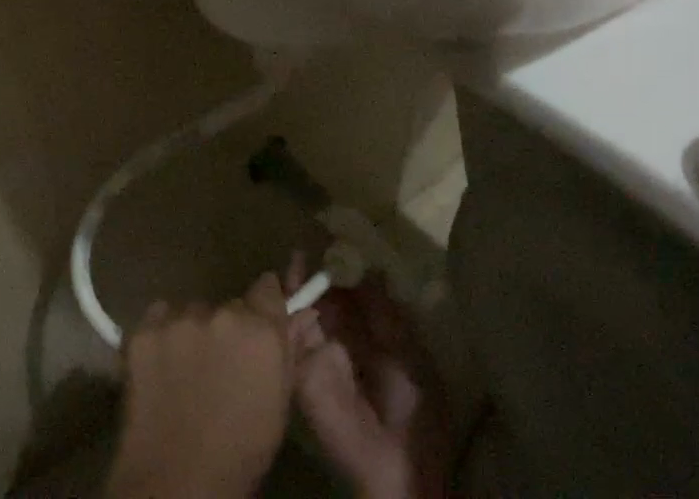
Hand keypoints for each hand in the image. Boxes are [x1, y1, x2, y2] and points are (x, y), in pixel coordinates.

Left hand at [107, 273, 293, 498]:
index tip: (260, 319)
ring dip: (195, 332)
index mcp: (261, 331)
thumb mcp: (279, 403)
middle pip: (229, 305)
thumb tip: (298, 315)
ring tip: (188, 372)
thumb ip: (287, 350)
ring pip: (193, 312)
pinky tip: (163, 367)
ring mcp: (179, 321)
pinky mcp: (143, 332)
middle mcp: (222, 314)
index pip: (267, 289)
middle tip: (222, 364)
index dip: (265, 304)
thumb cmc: (241, 450)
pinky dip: (163, 336)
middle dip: (229, 327)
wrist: (176, 482)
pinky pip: (159, 318)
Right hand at [286, 260, 448, 498]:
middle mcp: (339, 342)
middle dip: (311, 275)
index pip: (345, 295)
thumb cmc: (414, 402)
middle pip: (319, 302)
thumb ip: (384, 310)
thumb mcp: (405, 347)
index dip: (336, 270)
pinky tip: (284, 292)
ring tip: (294, 259)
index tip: (329, 241)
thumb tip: (371, 267)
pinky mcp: (302, 375)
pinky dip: (284, 317)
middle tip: (304, 245)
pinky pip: (289, 342)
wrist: (400, 458)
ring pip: (300, 316)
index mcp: (367, 335)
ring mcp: (317, 358)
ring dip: (294, 289)